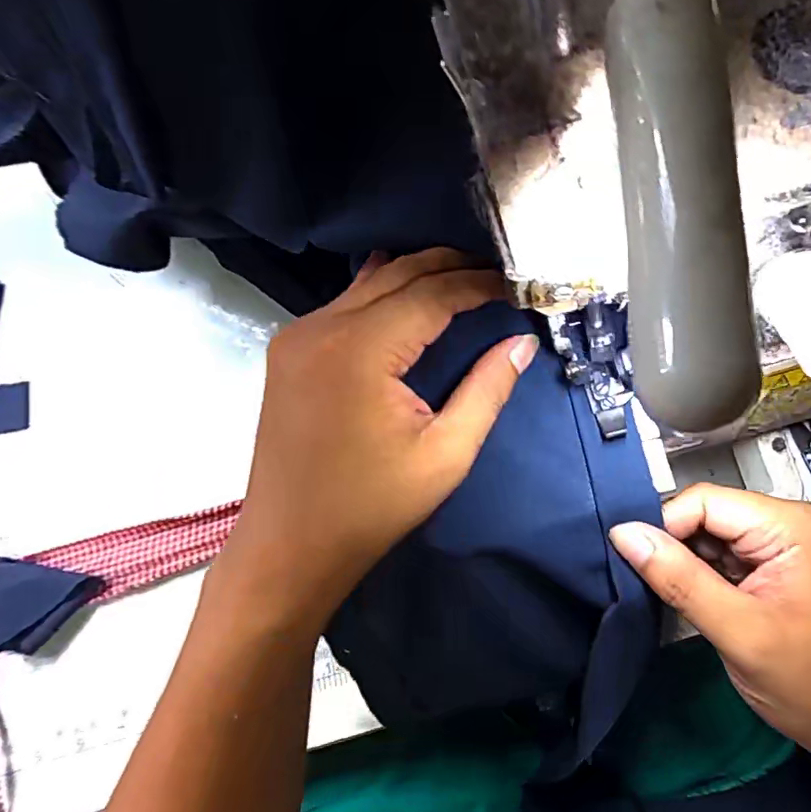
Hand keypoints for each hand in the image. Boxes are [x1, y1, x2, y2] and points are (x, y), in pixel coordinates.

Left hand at [220, 249, 537, 634]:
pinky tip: (406, 290)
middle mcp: (321, 328)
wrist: (291, 544)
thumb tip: (521, 342)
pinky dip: (384, 292)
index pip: (432, 294)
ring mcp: (298, 336)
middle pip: (399, 274)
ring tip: (464, 277)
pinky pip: (345, 304)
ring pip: (368, 283)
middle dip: (451, 267)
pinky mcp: (289, 351)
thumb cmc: (373, 506)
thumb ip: (487, 389)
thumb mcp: (446, 453)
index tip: (516, 285)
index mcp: (360, 350)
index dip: (479, 284)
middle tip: (497, 272)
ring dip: (418, 276)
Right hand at [608, 484, 810, 763]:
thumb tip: (624, 534)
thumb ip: (679, 579)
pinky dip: (707, 577)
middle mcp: (793, 522)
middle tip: (651, 586)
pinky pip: (729, 557)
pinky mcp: (781, 567)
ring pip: (715, 537)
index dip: (665, 527)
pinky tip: (697, 602)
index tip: (634, 562)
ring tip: (675, 598)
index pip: (707, 501)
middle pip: (710, 515)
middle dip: (677, 548)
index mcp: (794, 525)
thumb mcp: (739, 631)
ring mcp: (789, 545)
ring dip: (690, 565)